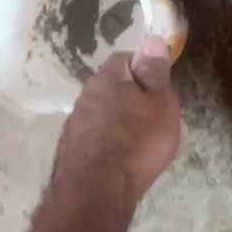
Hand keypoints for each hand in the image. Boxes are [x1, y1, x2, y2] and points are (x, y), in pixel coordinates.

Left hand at [56, 36, 181, 204]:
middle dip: (131, 91)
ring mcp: (74, 124)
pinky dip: (109, 135)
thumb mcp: (161, 103)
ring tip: (140, 133)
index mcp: (108, 80)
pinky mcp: (70, 148)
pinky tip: (122, 151)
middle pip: (111, 84)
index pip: (124, 57)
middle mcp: (85, 96)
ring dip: (119, 114)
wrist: (96, 192)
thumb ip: (155, 72)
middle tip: (155, 108)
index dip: (143, 64)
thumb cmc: (138, 141)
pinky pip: (95, 131)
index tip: (160, 81)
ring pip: (101, 108)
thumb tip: (152, 39)